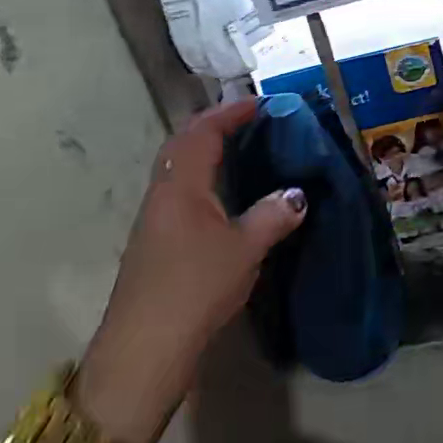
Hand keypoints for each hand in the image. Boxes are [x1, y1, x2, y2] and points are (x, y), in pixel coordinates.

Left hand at [74, 99, 307, 442]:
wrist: (146, 339)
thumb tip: (297, 193)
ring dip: (203, 147)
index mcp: (182, 179)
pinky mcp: (152, 230)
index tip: (258, 103)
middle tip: (247, 120)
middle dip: (214, 124)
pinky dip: (197, 171)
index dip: (230, 112)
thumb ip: (272, 216)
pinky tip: (215, 191)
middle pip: (185, 139)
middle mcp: (163, 184)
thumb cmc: (196, 285)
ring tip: (235, 147)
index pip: (205, 130)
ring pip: (177, 161)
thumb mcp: (243, 250)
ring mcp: (153, 208)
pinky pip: (176, 182)